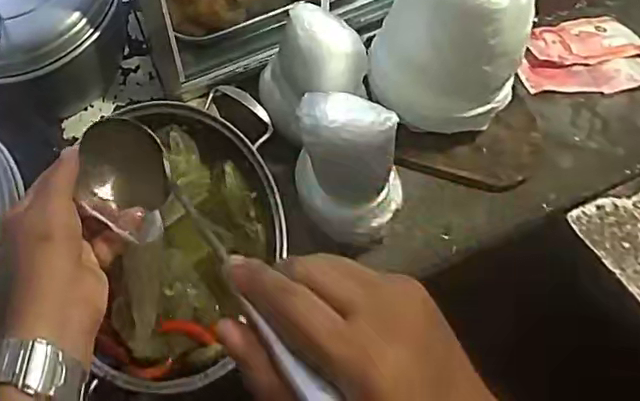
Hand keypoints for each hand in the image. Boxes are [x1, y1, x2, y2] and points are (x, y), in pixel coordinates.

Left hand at [0, 146, 139, 363]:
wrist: (61, 316)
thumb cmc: (48, 253)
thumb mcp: (50, 206)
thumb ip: (62, 175)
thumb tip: (73, 148)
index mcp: (26, 214)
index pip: (49, 180)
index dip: (70, 165)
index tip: (94, 149)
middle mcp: (44, 228)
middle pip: (72, 197)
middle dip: (94, 185)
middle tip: (117, 170)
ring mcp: (68, 247)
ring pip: (92, 217)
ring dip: (111, 206)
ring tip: (131, 192)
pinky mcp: (90, 264)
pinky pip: (107, 237)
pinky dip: (121, 227)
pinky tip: (138, 216)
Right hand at [216, 255, 494, 400]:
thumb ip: (272, 376)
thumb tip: (227, 326)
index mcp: (364, 354)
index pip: (292, 298)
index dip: (254, 279)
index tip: (225, 264)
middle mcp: (385, 306)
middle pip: (309, 267)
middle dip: (281, 279)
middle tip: (263, 305)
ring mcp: (404, 288)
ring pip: (331, 261)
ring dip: (307, 279)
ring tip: (300, 312)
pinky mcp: (414, 283)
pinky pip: (357, 270)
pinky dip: (336, 285)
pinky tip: (338, 315)